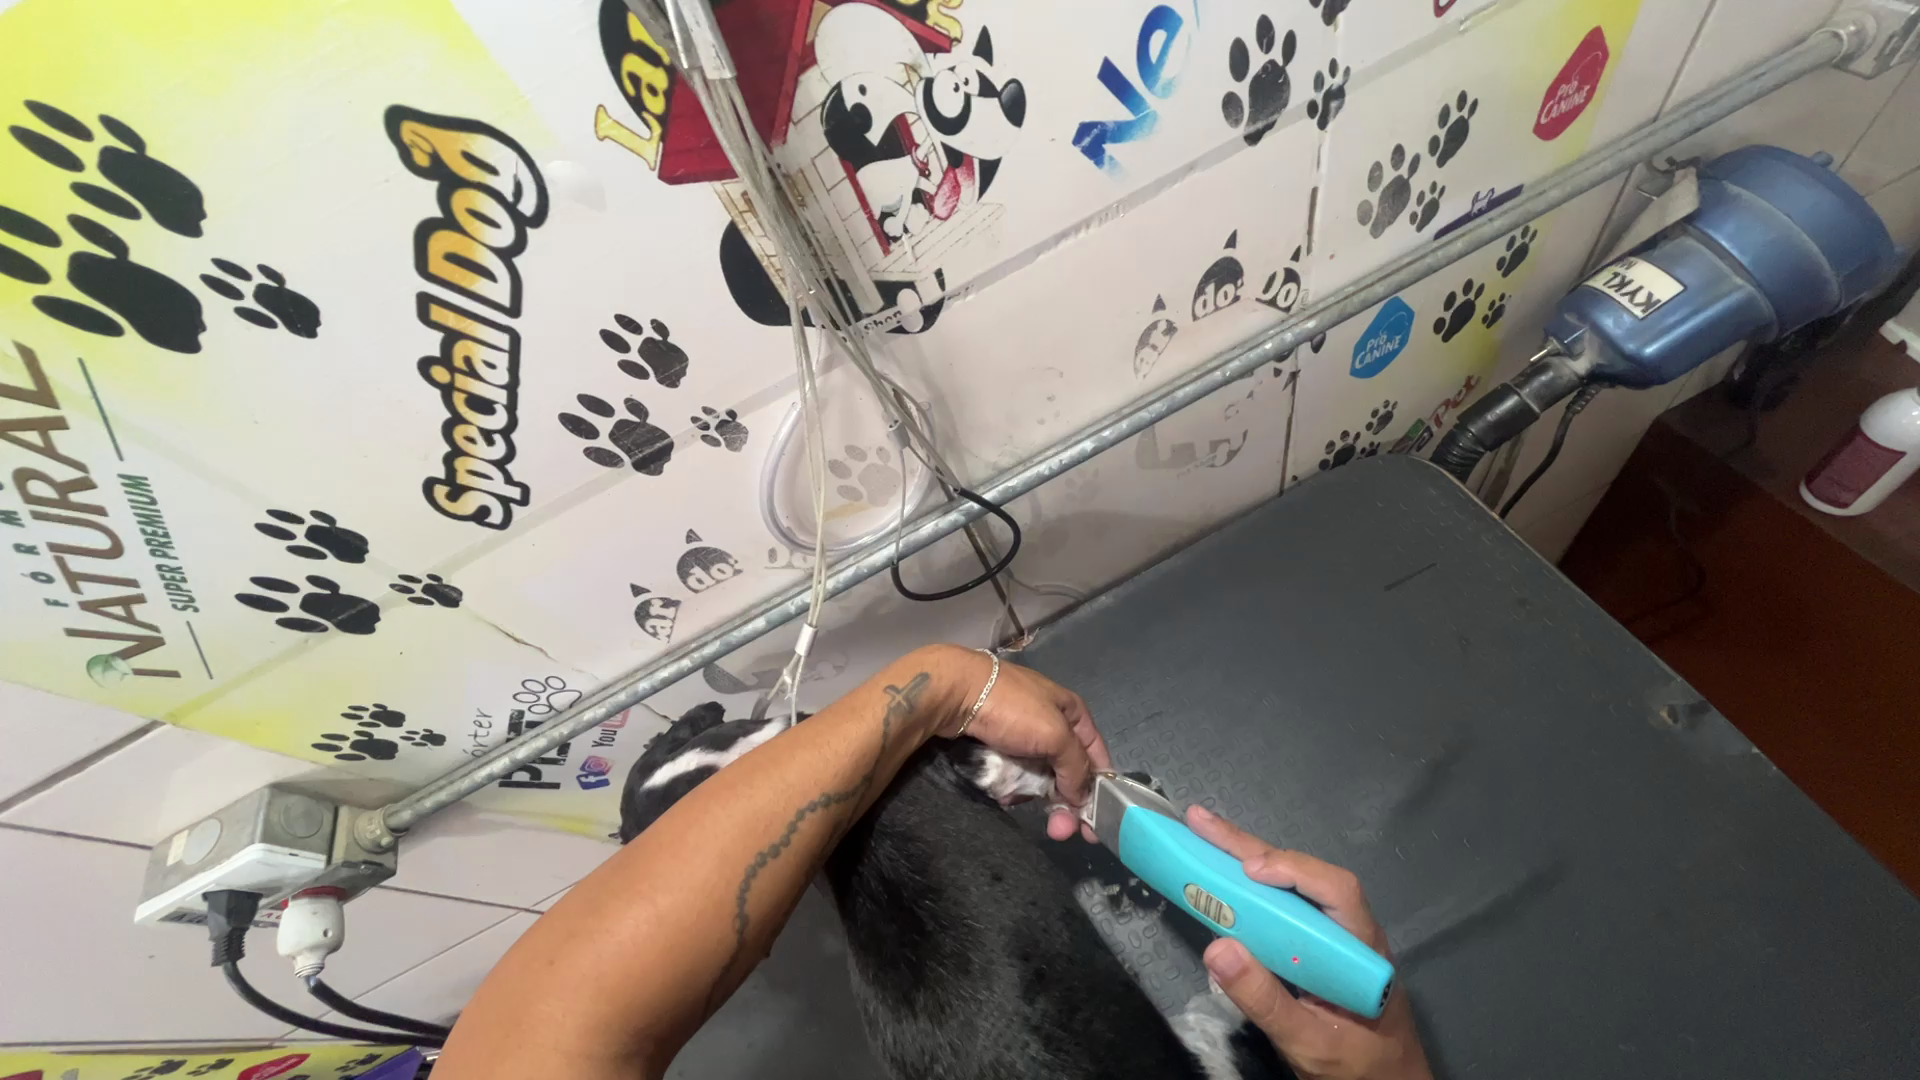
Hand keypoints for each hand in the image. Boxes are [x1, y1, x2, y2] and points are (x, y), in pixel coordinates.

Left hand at [923, 645, 1111, 841]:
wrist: (956, 692)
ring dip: (1033, 794)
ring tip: (1018, 801)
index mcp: (1071, 711)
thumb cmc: (1012, 709)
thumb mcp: (1055, 734)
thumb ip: (1076, 766)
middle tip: (1058, 832)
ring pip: (1039, 774)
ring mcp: (1023, 733)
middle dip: (1064, 801)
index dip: (1099, 788)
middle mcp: (1051, 721)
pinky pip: (1014, 772)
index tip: (1096, 824)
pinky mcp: (999, 743)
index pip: (1095, 754)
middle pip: (1067, 770)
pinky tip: (1003, 794)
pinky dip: (1012, 785)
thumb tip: (1082, 797)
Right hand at [1188, 805, 1432, 1079]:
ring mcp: (1331, 934)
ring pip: (1289, 882)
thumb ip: (1267, 1001)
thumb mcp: (1310, 1045)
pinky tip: (1223, 870)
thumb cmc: (1359, 1071)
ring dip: (1245, 855)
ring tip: (1202, 833)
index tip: (1249, 871)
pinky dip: (1248, 882)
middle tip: (1200, 821)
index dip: (1293, 870)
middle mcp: (1349, 930)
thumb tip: (1216, 948)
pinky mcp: (1314, 943)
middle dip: (1249, 846)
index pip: (1337, 889)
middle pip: (1302, 873)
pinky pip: (1282, 901)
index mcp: (1362, 949)